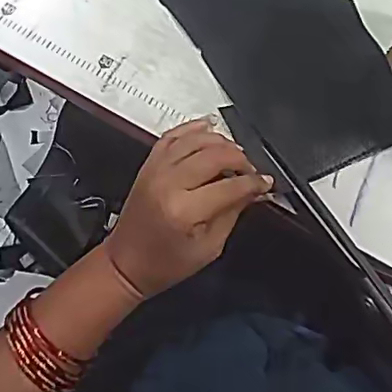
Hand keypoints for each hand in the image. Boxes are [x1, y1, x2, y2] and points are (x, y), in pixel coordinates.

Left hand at [102, 118, 272, 298]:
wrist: (126, 262)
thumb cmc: (164, 263)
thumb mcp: (209, 247)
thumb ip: (233, 213)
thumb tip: (253, 190)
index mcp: (183, 210)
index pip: (229, 186)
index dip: (253, 182)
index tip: (266, 182)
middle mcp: (167, 183)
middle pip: (213, 155)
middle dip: (239, 159)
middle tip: (251, 169)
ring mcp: (155, 170)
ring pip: (193, 140)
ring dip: (219, 141)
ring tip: (235, 152)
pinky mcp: (148, 164)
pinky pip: (172, 136)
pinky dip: (191, 128)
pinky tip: (208, 128)